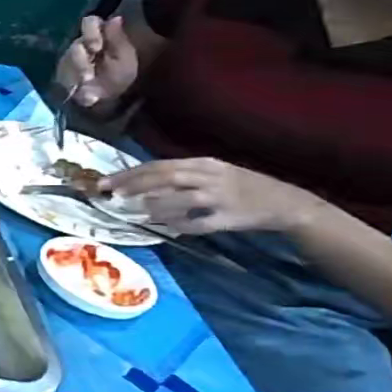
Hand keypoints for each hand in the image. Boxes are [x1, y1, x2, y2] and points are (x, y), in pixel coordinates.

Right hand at [53, 15, 137, 106]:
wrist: (112, 102)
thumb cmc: (120, 76)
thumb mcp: (124, 58)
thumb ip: (118, 39)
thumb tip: (115, 18)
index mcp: (97, 36)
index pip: (90, 23)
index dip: (91, 32)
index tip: (97, 47)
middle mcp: (80, 45)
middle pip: (75, 47)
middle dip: (81, 61)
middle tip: (89, 76)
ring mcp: (69, 62)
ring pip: (67, 64)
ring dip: (77, 76)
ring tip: (87, 87)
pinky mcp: (61, 77)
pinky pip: (63, 80)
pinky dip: (74, 88)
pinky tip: (85, 95)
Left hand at [102, 158, 327, 234]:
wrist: (284, 202)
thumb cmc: (240, 186)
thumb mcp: (211, 172)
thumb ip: (180, 176)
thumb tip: (142, 182)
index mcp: (202, 163)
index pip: (159, 165)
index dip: (131, 173)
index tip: (106, 181)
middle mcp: (209, 176)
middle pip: (166, 177)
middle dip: (134, 184)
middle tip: (110, 193)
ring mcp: (221, 197)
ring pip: (182, 198)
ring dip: (157, 204)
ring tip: (137, 210)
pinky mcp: (230, 219)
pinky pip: (201, 223)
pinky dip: (182, 225)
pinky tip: (167, 228)